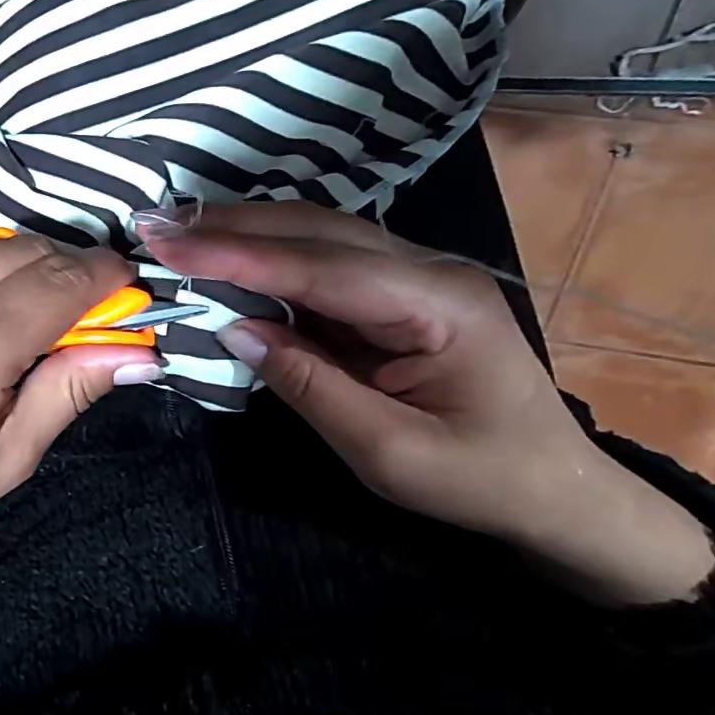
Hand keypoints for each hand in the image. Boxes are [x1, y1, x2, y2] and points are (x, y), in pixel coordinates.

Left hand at [0, 235, 161, 634]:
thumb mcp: (10, 457)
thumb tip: (139, 351)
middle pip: (31, 250)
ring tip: (36, 309)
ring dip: (30, 265)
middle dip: (73, 268)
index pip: (62, 280)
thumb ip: (72, 388)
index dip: (107, 276)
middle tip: (89, 307)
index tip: (128, 288)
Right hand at [142, 202, 713, 605]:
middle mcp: (427, 269)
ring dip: (248, 232)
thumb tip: (238, 329)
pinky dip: (271, 258)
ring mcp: (415, 275)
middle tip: (160, 225)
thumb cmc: (483, 480)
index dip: (241, 254)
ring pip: (319, 236)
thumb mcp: (390, 453)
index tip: (172, 245)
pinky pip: (325, 264)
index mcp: (438, 303)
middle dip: (235, 226)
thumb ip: (311, 386)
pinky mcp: (397, 292)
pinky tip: (230, 256)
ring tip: (181, 233)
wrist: (554, 489)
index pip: (321, 267)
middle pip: (318, 231)